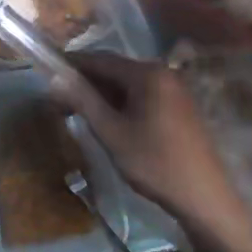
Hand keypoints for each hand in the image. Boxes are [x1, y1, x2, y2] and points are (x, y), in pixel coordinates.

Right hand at [52, 54, 239, 225]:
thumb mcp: (112, 133)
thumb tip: (56, 77)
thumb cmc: (154, 162)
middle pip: (116, 69)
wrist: (202, 193)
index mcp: (147, 73)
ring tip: (81, 114)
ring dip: (105, 95)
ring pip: (130, 83)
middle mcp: (163, 72)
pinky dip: (124, 102)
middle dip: (88, 82)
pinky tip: (111, 122)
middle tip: (61, 102)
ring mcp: (175, 88)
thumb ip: (84, 101)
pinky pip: (144, 94)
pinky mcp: (180, 105)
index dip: (74, 65)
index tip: (49, 75)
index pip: (102, 59)